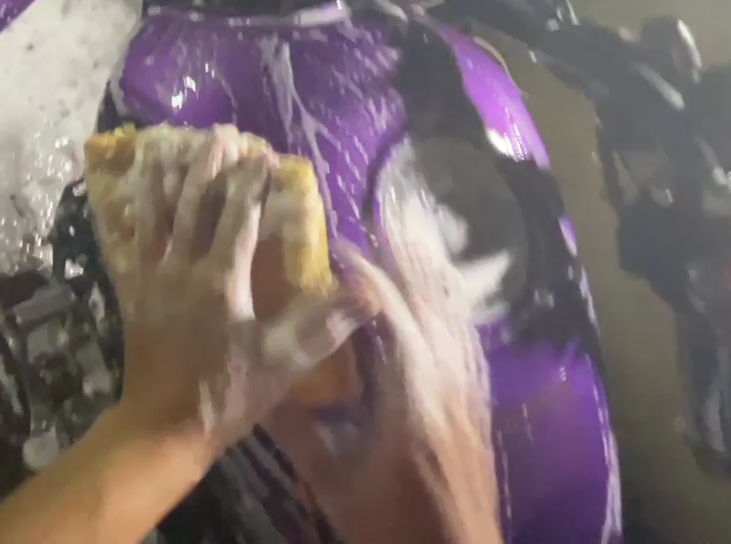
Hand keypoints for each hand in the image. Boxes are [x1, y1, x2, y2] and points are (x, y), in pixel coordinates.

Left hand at [95, 126, 373, 462]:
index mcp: (221, 279)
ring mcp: (153, 273)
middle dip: (208, 164)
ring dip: (165, 175)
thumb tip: (367, 294)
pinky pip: (133, 236)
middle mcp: (182, 265)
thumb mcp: (279, 364)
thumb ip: (320, 326)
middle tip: (219, 133)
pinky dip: (136, 210)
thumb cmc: (225, 393)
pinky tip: (133, 193)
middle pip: (194, 202)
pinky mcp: (134, 286)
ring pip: (157, 212)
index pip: (239, 217)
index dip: (252, 182)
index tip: (264, 154)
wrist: (162, 423)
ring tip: (165, 143)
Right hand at [264, 252, 500, 543]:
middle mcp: (447, 389)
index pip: (393, 320)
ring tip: (411, 234)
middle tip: (377, 218)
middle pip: (431, 307)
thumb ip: (296, 430)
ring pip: (454, 320)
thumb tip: (254, 383)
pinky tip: (444, 291)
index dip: (367, 277)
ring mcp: (468, 398)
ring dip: (431, 275)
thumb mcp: (334, 483)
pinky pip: (466, 343)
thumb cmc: (392, 528)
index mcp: (412, 403)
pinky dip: (450, 307)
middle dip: (405, 259)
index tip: (336, 246)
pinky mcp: (475, 408)